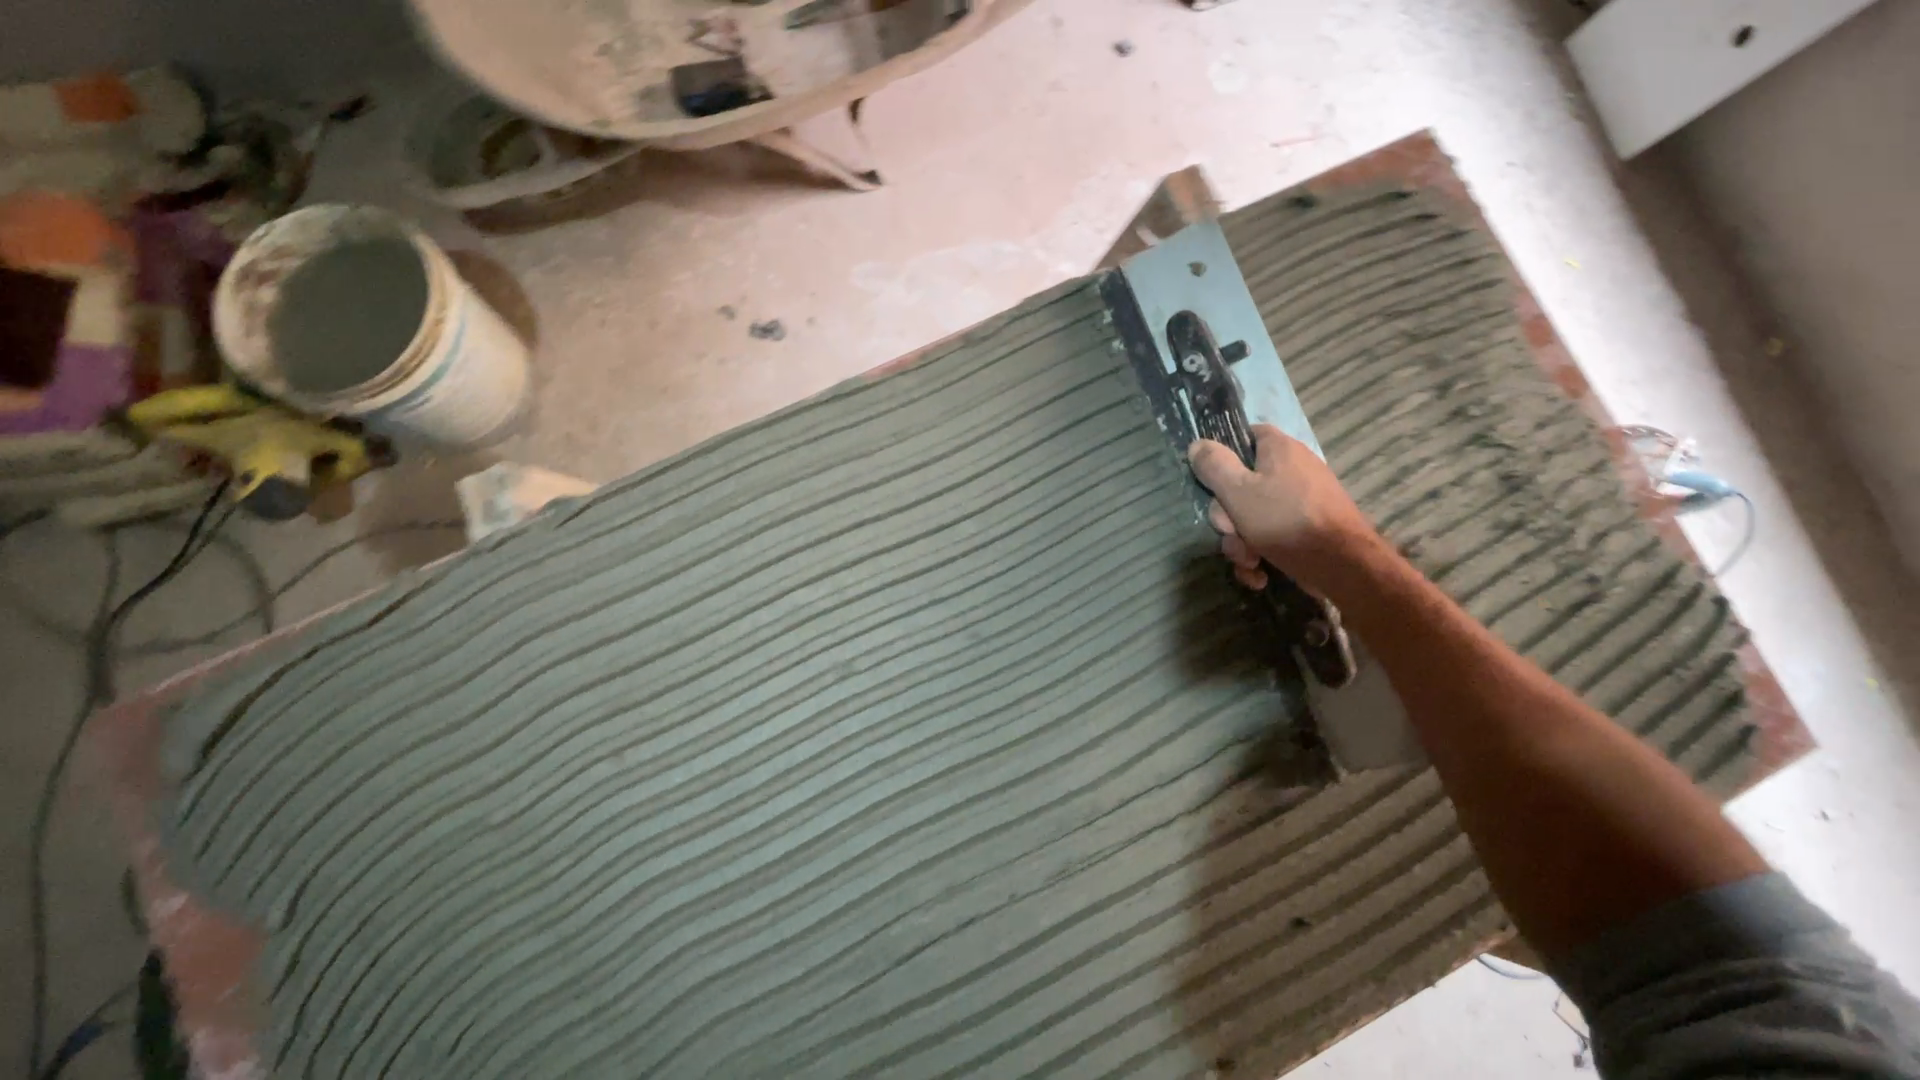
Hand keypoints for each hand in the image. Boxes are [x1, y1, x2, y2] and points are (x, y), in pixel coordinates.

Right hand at [1187, 425, 1373, 592]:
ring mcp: (1303, 500)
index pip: (1245, 436)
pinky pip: (1274, 535)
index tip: (1211, 482)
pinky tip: (1260, 575)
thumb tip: (1197, 444)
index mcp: (1278, 449)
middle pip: (1243, 485)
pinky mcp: (1308, 529)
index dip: (1223, 456)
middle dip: (1229, 518)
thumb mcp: (1237, 491)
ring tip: (1249, 562)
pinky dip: (1262, 555)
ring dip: (1242, 543)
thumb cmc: (1285, 520)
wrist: (1342, 564)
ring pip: (1255, 517)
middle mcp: (1293, 469)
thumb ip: (1214, 466)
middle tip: (1230, 533)